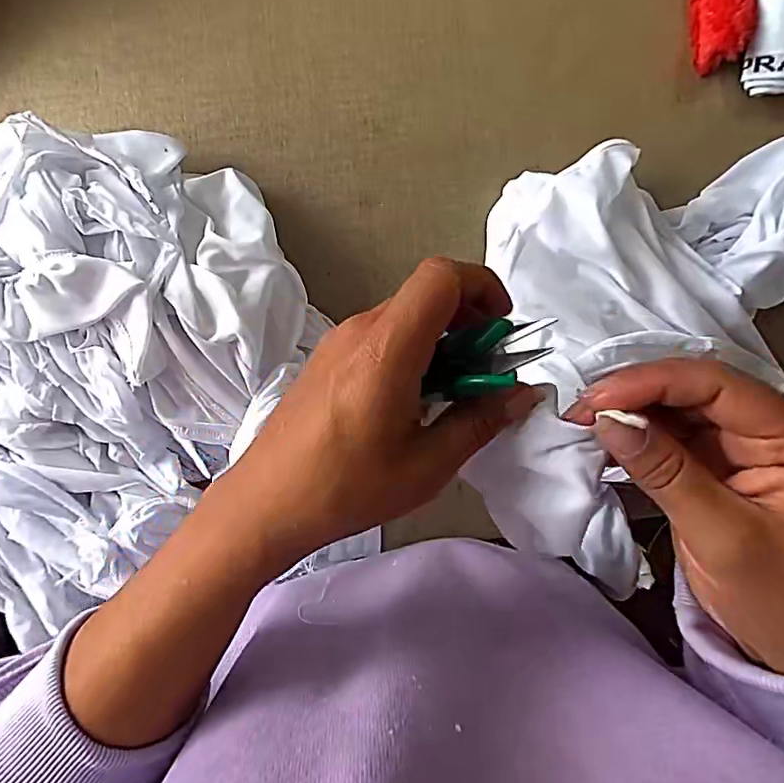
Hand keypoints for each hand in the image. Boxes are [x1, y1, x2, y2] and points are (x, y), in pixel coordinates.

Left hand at [66, 258, 538, 748]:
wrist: (260, 506)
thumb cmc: (345, 488)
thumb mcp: (428, 465)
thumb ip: (482, 421)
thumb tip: (523, 392)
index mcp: (388, 347)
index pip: (442, 276)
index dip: (483, 287)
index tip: (500, 330)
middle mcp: (362, 328)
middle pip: (429, 291)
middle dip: (471, 319)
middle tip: (485, 368)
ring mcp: (341, 339)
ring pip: (409, 312)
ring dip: (444, 337)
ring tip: (453, 390)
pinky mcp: (329, 355)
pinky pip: (386, 332)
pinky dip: (417, 348)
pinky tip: (414, 398)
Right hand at [563, 360, 783, 677]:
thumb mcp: (725, 542)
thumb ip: (667, 473)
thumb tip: (615, 422)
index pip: (720, 386)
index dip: (655, 381)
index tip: (604, 395)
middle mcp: (778, 430)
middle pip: (699, 389)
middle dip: (638, 392)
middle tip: (586, 406)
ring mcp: (750, 447)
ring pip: (683, 408)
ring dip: (635, 411)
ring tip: (590, 420)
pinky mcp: (726, 464)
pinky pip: (678, 435)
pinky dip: (643, 436)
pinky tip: (613, 438)